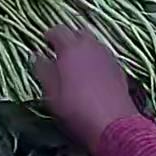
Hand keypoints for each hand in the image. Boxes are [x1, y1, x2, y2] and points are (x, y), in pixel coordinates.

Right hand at [34, 27, 139, 146]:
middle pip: (77, 33)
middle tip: (59, 52)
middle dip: (67, 39)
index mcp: (71, 48)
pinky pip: (103, 55)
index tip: (44, 43)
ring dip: (82, 47)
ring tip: (76, 62)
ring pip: (92, 42)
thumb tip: (37, 56)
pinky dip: (95, 57)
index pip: (58, 30)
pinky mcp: (118, 68)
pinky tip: (92, 73)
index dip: (49, 35)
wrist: (114, 125)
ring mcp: (107, 56)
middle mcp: (90, 46)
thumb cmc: (77, 110)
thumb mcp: (52, 94)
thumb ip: (44, 72)